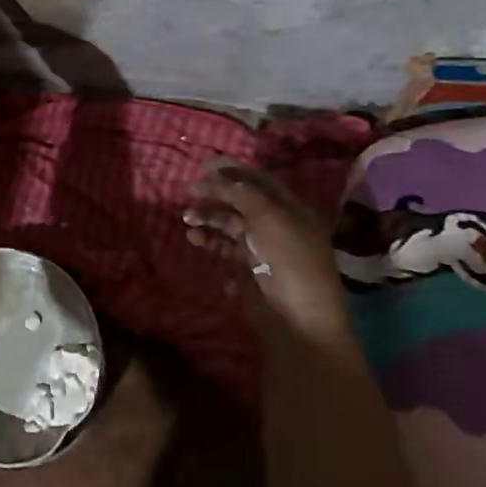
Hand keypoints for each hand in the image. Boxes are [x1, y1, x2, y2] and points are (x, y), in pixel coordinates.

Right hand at [184, 162, 349, 346]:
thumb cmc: (291, 262)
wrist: (298, 322)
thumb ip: (244, 194)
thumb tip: (218, 177)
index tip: (207, 164)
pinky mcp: (248, 269)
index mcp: (292, 210)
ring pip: (230, 223)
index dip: (235, 171)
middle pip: (242, 201)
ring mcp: (262, 248)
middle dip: (216, 193)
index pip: (261, 182)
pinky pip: (224, 247)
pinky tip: (193, 238)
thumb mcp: (271, 219)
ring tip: (187, 217)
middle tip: (190, 189)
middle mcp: (277, 225)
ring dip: (209, 216)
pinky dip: (209, 240)